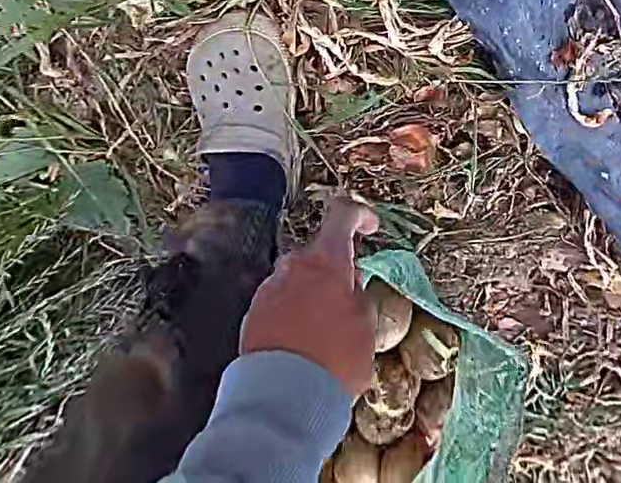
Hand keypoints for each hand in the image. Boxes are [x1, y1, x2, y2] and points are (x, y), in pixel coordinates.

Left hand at [239, 196, 380, 397]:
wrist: (282, 405)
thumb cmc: (335, 361)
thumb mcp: (366, 326)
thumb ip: (358, 294)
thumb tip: (349, 284)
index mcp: (326, 260)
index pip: (342, 214)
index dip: (359, 215)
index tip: (369, 226)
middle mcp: (294, 266)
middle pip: (318, 255)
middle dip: (333, 273)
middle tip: (347, 303)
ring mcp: (269, 290)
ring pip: (297, 281)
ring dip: (311, 296)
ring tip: (323, 334)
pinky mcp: (251, 316)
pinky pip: (278, 304)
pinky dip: (291, 315)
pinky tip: (301, 345)